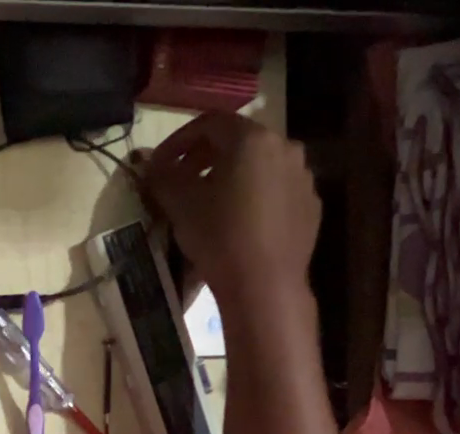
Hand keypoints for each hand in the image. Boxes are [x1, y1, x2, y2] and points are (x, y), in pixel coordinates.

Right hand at [143, 112, 319, 304]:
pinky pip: (275, 189)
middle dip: (204, 157)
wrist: (264, 284)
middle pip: (238, 140)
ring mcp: (302, 175)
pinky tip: (237, 221)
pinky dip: (252, 195)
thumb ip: (163, 176)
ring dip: (230, 175)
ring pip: (258, 165)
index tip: (159, 164)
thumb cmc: (219, 236)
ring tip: (209, 202)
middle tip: (181, 182)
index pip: (210, 123)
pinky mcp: (309, 204)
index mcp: (251, 140)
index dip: (178, 140)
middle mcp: (284, 147)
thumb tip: (150, 163)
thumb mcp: (180, 205)